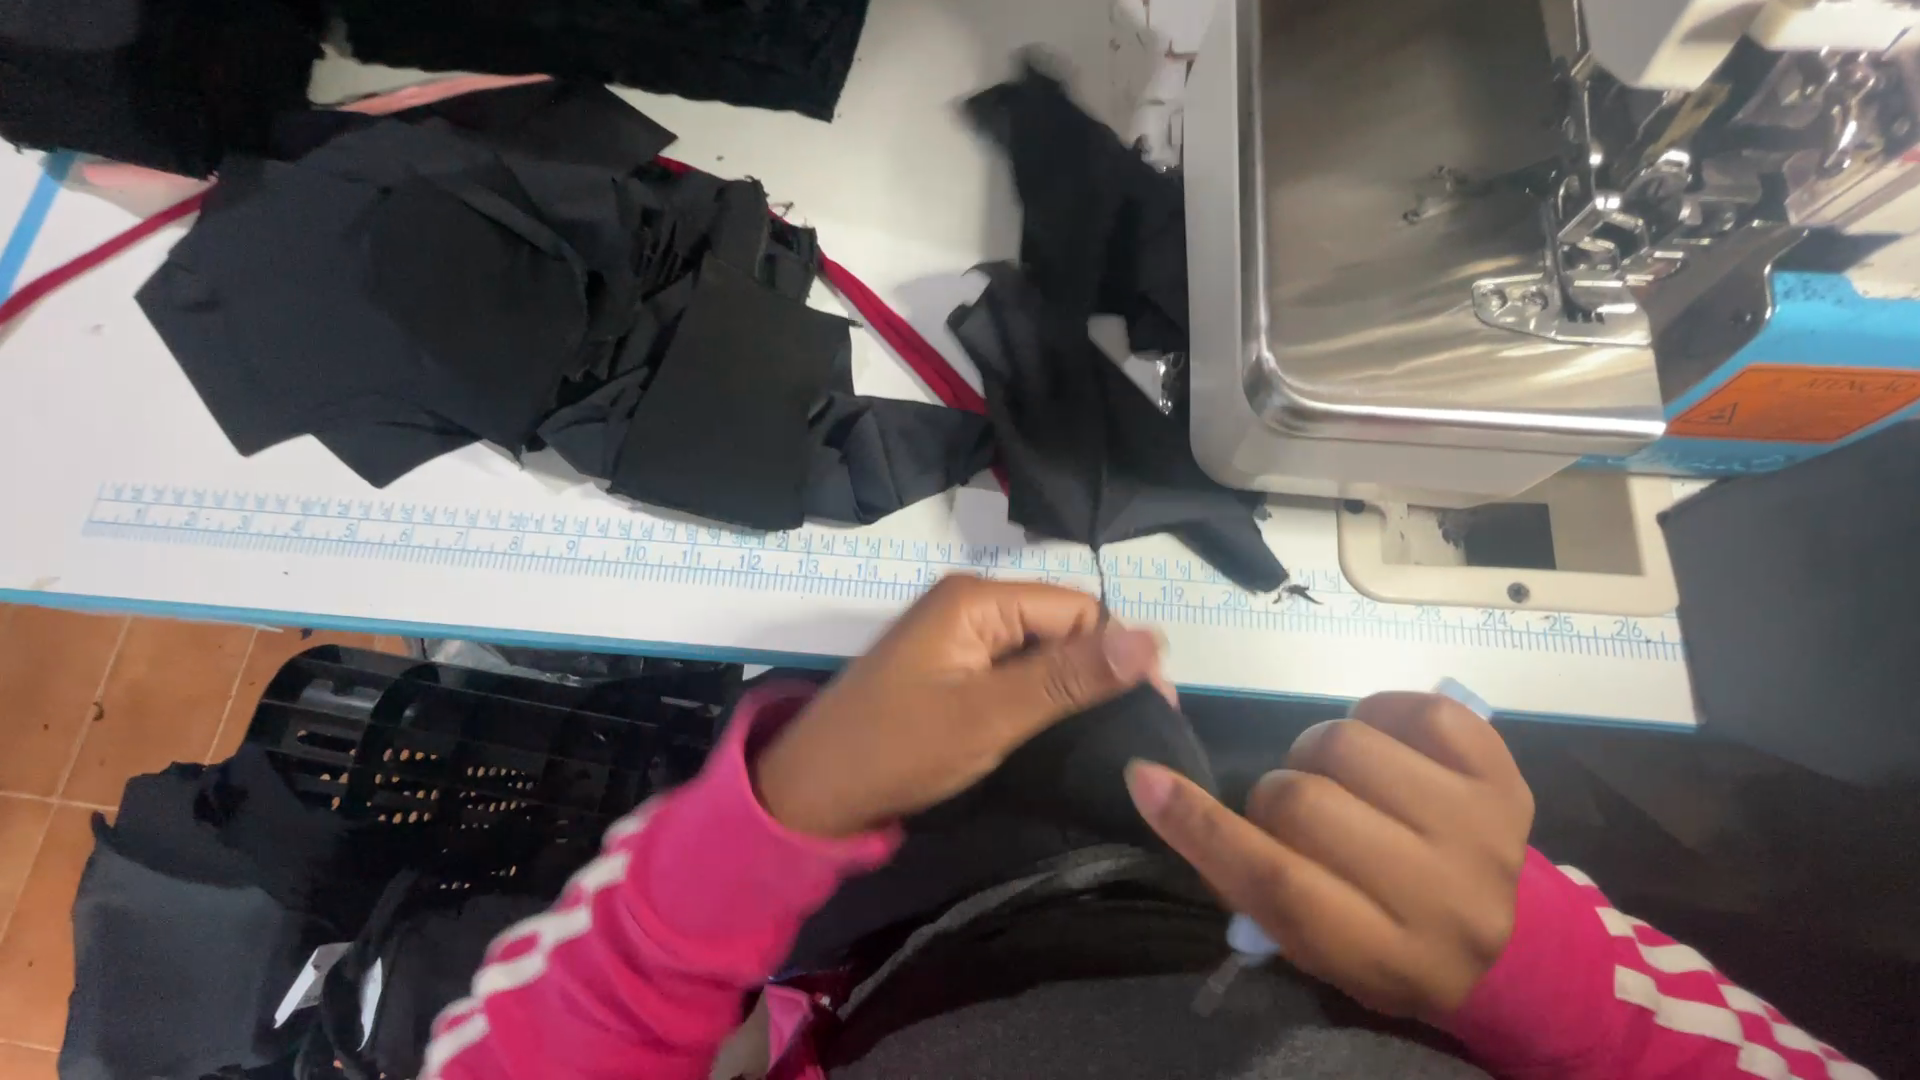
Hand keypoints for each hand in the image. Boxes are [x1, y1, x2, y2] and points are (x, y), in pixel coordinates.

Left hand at [753, 574, 1167, 837]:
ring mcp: (956, 633)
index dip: (1119, 651)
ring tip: (1102, 730)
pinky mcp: (950, 663)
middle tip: (1129, 730)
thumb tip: (1153, 638)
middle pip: (1058, 623)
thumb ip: (1069, 676)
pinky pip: (1011, 665)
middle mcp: (969, 602)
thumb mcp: (990, 715)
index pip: (1075, 607)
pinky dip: (1038, 692)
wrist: (813, 791)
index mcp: (976, 598)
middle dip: (1096, 668)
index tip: (1155, 709)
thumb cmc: (898, 749)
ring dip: (1068, 683)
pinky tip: (1056, 722)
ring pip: (1038, 647)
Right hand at [1127, 692, 1533, 1018]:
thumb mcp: (1305, 937)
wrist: (1506, 952)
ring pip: (1347, 744)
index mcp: (1379, 955)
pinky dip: (1381, 713)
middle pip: (1304, 802)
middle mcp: (1440, 898)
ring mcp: (1481, 834)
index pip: (1276, 883)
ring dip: (1320, 752)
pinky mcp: (1505, 781)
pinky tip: (1383, 744)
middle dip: (1274, 794)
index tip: (1145, 779)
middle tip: (1291, 808)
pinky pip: (1419, 709)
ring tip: (1339, 779)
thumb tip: (1153, 785)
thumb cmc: (1378, 941)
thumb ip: (1237, 871)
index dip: (1200, 827)